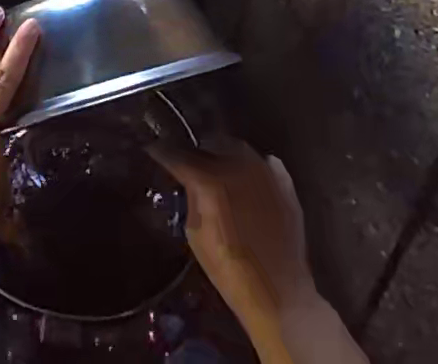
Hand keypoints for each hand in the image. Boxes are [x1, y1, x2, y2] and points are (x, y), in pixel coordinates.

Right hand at [150, 138, 333, 359]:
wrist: (279, 294)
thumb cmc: (229, 269)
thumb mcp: (195, 234)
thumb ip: (192, 197)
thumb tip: (190, 181)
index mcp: (209, 178)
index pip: (178, 154)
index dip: (162, 152)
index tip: (154, 149)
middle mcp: (237, 164)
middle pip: (210, 142)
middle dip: (197, 151)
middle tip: (191, 164)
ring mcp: (264, 171)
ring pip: (238, 149)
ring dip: (225, 155)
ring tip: (220, 171)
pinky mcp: (284, 183)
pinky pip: (265, 164)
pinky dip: (254, 169)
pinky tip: (249, 182)